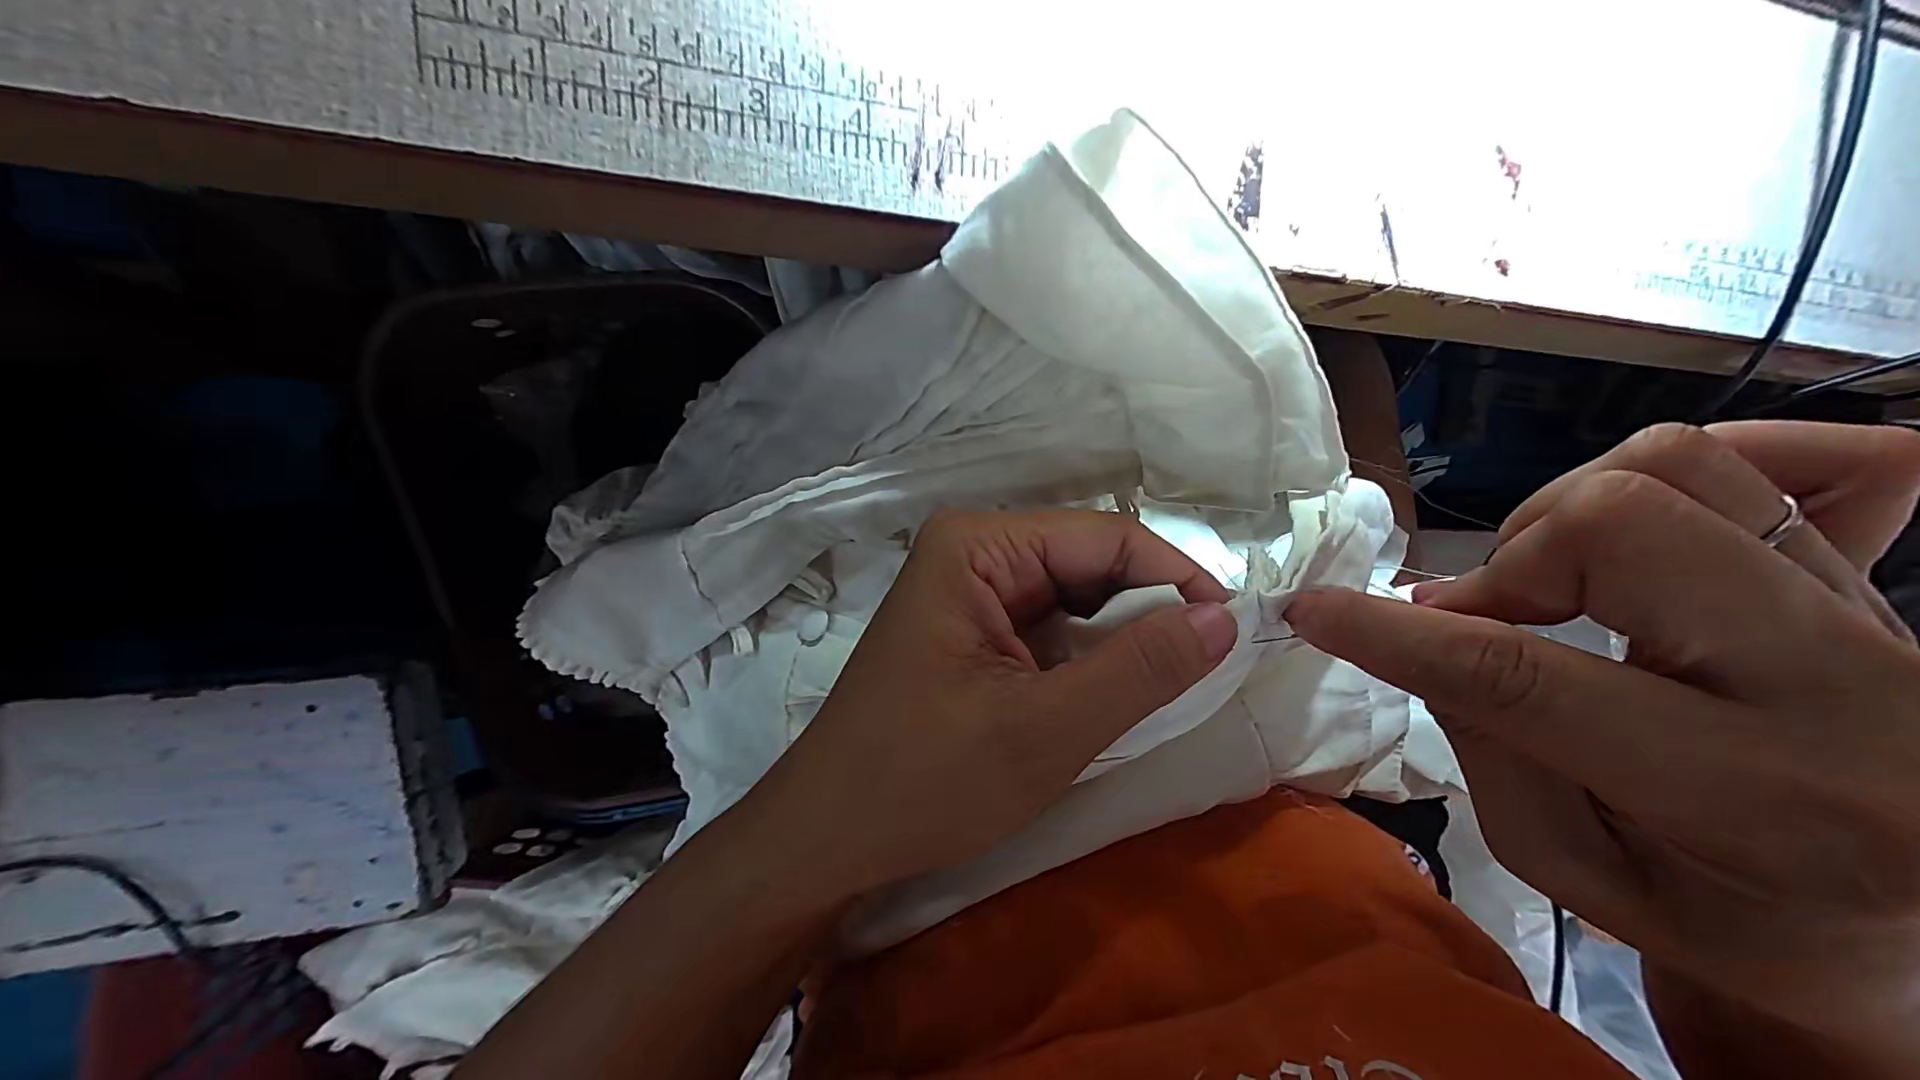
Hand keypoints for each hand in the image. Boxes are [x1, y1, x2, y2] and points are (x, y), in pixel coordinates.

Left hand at [743, 509, 1236, 897]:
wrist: (828, 838)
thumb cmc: (925, 781)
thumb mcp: (1045, 729)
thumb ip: (1140, 669)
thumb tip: (1225, 617)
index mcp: (977, 547)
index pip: (1104, 537)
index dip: (1175, 578)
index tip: (1234, 634)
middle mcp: (970, 554)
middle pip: (1087, 565)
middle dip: (1144, 615)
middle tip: (1197, 674)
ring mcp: (967, 595)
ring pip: (1072, 601)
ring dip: (1117, 643)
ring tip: (1151, 694)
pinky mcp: (969, 634)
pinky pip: (1046, 632)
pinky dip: (1084, 663)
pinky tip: (1100, 700)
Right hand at [1284, 421, 1919, 1056]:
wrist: (1898, 933)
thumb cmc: (1707, 918)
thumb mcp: (1563, 863)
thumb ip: (1482, 740)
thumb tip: (1425, 628)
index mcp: (1758, 800)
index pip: (1523, 676)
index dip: (1395, 634)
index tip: (1311, 610)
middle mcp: (1849, 690)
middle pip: (1619, 521)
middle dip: (1504, 564)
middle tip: (1478, 617)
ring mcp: (1883, 617)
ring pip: (1683, 468)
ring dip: (1564, 519)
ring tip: (1546, 585)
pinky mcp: (1893, 579)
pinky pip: (1832, 458)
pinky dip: (1712, 469)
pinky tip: (1659, 528)